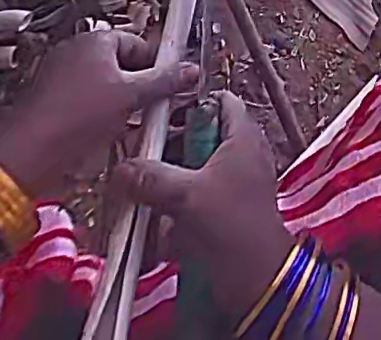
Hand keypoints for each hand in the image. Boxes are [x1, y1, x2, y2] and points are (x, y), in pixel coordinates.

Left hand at [0, 30, 198, 196]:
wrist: (29, 155)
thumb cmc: (75, 116)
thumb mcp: (131, 97)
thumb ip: (163, 82)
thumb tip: (188, 71)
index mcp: (95, 39)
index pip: (137, 42)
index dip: (155, 63)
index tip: (169, 80)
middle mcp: (76, 51)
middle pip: (121, 64)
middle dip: (138, 86)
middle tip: (152, 106)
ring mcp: (61, 75)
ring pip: (104, 85)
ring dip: (120, 104)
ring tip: (131, 124)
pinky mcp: (52, 101)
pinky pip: (86, 102)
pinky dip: (100, 115)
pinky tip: (108, 136)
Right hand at [114, 93, 293, 317]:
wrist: (259, 281)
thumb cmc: (232, 225)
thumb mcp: (187, 196)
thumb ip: (152, 179)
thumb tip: (121, 169)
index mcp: (243, 136)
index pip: (220, 99)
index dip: (192, 102)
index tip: (164, 115)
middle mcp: (245, 152)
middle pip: (206, 132)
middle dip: (175, 143)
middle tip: (149, 152)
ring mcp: (241, 180)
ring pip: (202, 163)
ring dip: (176, 173)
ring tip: (150, 184)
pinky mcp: (234, 206)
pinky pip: (205, 191)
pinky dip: (186, 197)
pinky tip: (164, 214)